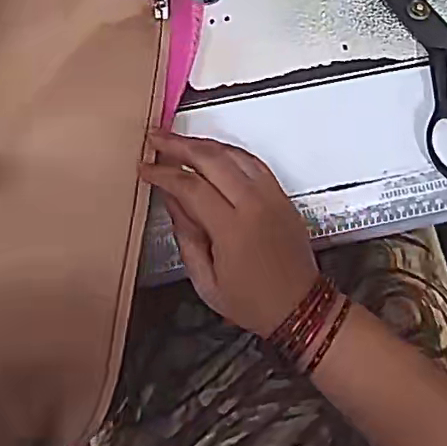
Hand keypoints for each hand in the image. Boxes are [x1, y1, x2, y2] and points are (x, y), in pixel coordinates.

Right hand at [139, 132, 317, 335]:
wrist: (301, 307)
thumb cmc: (252, 302)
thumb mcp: (206, 281)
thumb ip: (186, 236)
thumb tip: (172, 201)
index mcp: (233, 229)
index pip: (190, 186)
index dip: (163, 173)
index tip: (146, 169)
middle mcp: (254, 205)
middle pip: (211, 159)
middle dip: (178, 145)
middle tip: (156, 138)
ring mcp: (271, 195)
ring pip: (232, 153)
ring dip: (202, 143)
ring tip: (178, 140)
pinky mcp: (281, 194)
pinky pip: (252, 160)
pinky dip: (228, 151)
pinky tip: (212, 150)